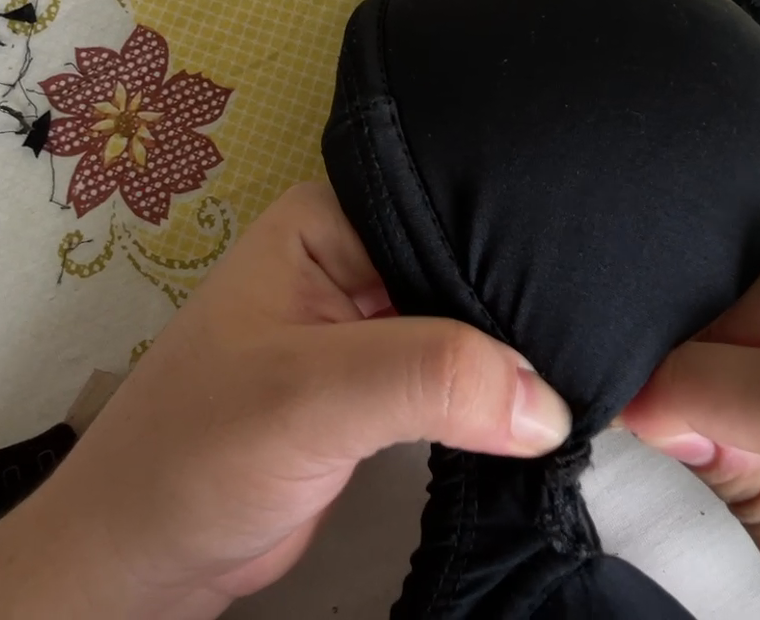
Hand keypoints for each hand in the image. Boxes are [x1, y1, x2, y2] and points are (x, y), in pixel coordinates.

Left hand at [0, 183, 572, 618]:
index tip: (592, 267)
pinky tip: (546, 398)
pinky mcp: (376, 381)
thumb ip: (428, 378)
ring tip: (596, 352)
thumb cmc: (202, 449)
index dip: (513, 238)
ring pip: (460, 320)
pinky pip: (452, 371)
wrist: (150, 552)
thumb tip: (551, 400)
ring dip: (510, 348)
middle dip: (522, 295)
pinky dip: (491, 389)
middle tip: (609, 316)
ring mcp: (364, 320)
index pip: (442, 208)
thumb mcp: (311, 396)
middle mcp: (348, 256)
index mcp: (326, 220)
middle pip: (458, 261)